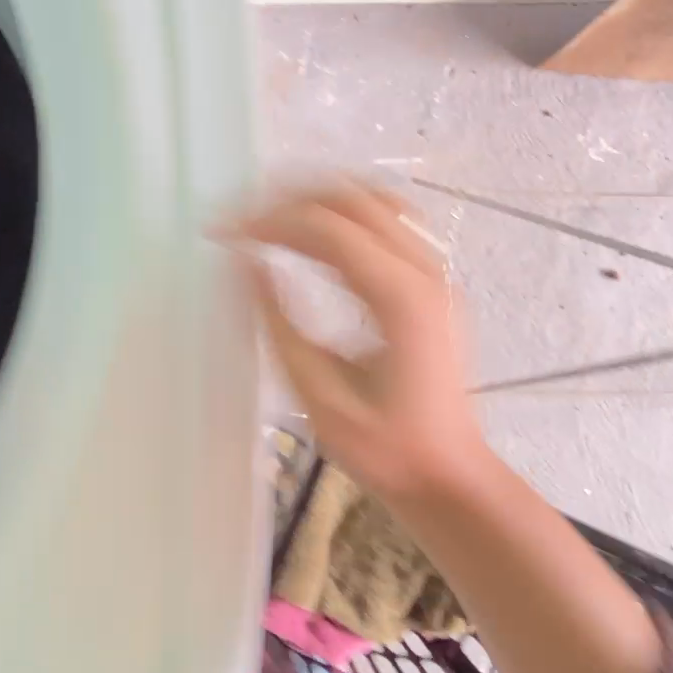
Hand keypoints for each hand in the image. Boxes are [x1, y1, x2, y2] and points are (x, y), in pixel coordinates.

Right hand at [228, 182, 487, 498]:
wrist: (448, 474)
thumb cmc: (385, 450)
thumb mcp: (320, 397)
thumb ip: (280, 324)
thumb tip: (245, 264)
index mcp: (399, 299)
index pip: (327, 228)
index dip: (269, 221)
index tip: (224, 234)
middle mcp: (424, 271)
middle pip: (353, 199)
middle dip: (290, 198)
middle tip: (242, 219)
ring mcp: (436, 273)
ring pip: (377, 200)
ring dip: (321, 198)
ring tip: (273, 218)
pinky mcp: (434, 283)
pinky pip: (392, 222)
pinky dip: (350, 214)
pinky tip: (319, 236)